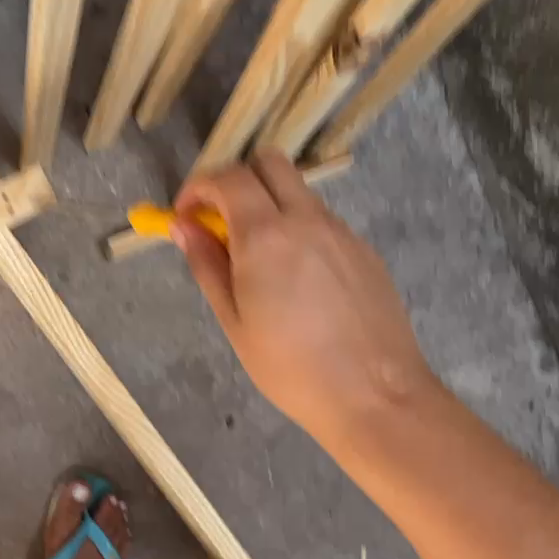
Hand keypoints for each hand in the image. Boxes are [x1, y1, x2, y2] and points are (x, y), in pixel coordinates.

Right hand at [174, 151, 442, 440]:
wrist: (375, 395)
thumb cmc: (289, 366)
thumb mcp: (233, 320)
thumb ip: (206, 264)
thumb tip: (183, 227)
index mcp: (265, 236)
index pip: (227, 178)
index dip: (198, 188)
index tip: (184, 217)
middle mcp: (306, 220)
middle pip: (269, 163)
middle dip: (236, 179)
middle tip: (219, 221)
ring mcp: (341, 232)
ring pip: (297, 191)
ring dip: (267, 205)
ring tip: (256, 260)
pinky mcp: (363, 251)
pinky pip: (321, 221)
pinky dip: (296, 229)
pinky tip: (295, 281)